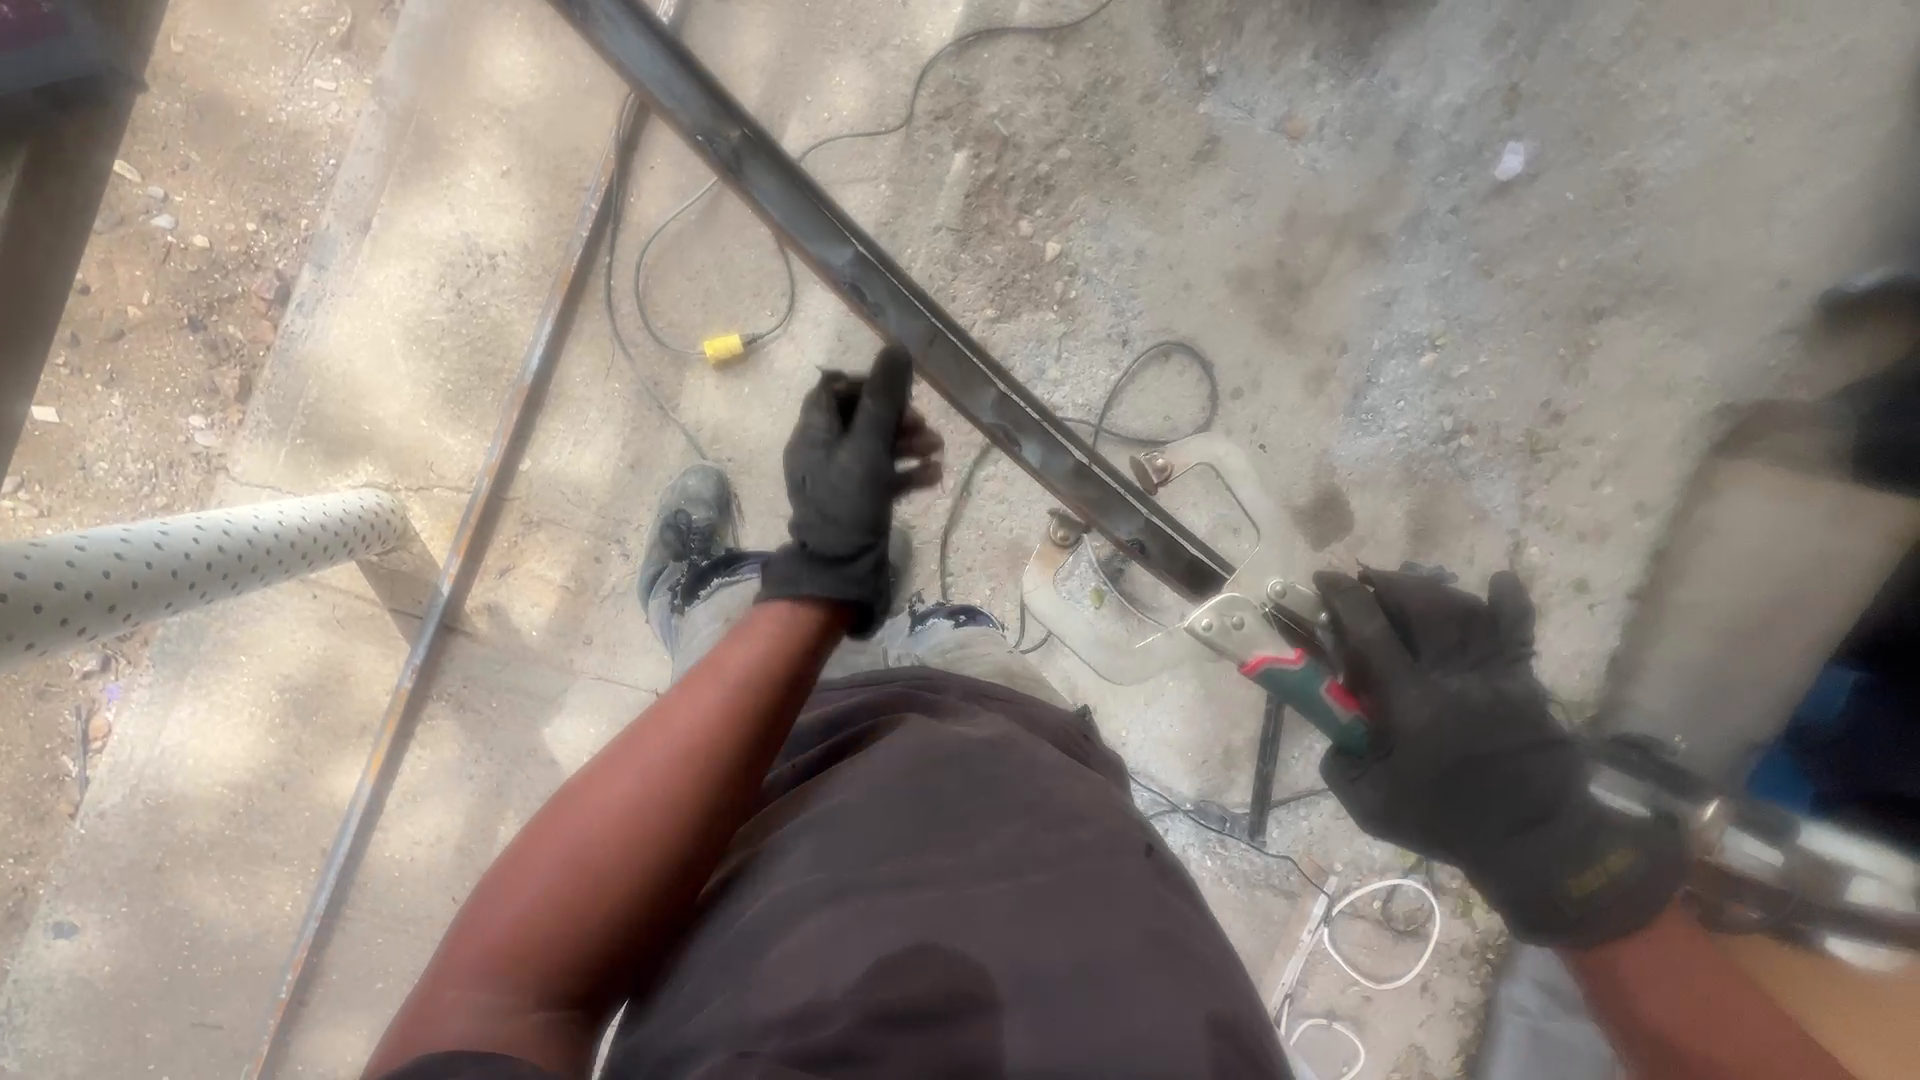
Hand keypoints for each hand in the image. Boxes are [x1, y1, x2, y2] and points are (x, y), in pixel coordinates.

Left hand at [759, 346, 942, 636]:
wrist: (841, 567)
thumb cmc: (849, 502)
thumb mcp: (868, 447)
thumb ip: (883, 400)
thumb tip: (895, 348)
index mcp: (813, 432)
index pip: (833, 390)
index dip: (867, 384)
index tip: (897, 389)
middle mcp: (821, 450)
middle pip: (859, 417)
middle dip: (896, 417)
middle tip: (923, 424)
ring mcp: (838, 478)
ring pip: (874, 447)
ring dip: (907, 443)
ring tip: (936, 450)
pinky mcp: (855, 501)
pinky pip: (880, 476)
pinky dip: (904, 471)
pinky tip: (932, 475)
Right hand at [1312, 568, 1685, 947]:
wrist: (1537, 844)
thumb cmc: (1446, 825)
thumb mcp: (1370, 805)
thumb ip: (1339, 760)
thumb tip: (1334, 724)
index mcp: (1412, 706)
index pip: (1371, 631)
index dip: (1344, 597)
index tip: (1325, 579)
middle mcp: (1454, 679)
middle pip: (1422, 607)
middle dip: (1387, 584)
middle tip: (1365, 582)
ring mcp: (1496, 677)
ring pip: (1464, 610)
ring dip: (1430, 590)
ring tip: (1408, 588)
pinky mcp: (1525, 683)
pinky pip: (1519, 632)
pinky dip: (1510, 602)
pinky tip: (1499, 580)